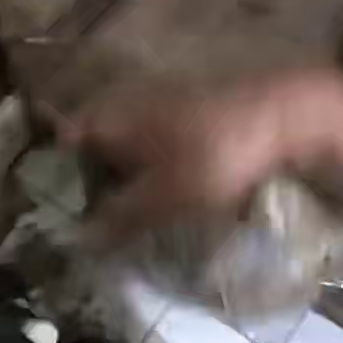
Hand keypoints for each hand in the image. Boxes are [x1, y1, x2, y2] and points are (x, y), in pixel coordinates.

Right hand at [54, 69, 342, 244]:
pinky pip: (151, 142)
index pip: (63, 143)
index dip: (59, 178)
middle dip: (91, 182)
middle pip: (92, 146)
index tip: (65, 212)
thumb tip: (80, 241)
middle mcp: (124, 102)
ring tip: (129, 213)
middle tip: (96, 220)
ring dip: (123, 177)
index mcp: (108, 118)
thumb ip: (118, 219)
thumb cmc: (213, 156)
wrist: (283, 115)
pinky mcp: (184, 109)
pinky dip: (150, 166)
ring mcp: (156, 102)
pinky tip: (164, 191)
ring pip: (124, 144)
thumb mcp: (162, 199)